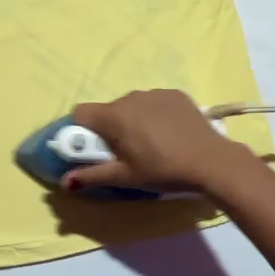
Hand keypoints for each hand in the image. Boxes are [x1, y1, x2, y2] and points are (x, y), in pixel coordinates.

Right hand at [63, 89, 256, 193]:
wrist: (211, 161)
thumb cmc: (163, 170)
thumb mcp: (126, 177)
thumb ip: (92, 175)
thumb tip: (64, 181)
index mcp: (114, 116)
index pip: (81, 113)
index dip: (81, 132)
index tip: (94, 149)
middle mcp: (131, 97)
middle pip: (108, 110)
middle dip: (110, 129)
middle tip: (126, 154)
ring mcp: (155, 93)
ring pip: (132, 106)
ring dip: (133, 121)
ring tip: (151, 145)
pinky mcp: (176, 94)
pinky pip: (154, 103)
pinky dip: (154, 115)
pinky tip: (169, 134)